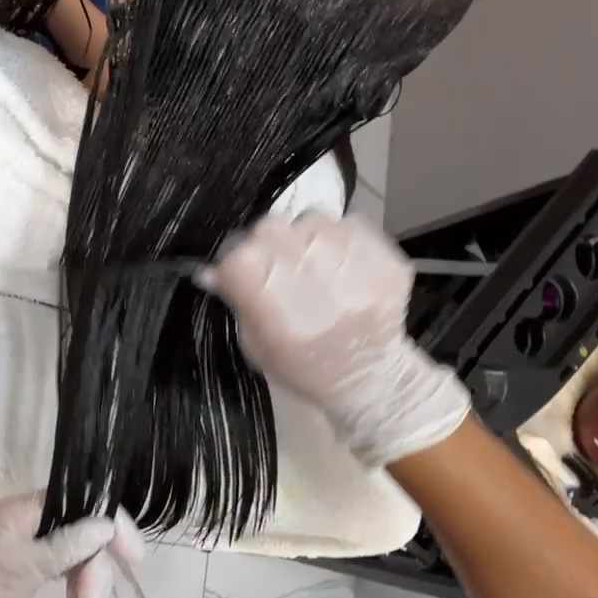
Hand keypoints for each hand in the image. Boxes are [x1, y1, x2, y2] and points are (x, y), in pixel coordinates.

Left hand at [0, 493, 141, 597]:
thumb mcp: (24, 571)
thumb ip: (67, 545)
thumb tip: (105, 523)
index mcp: (21, 509)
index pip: (79, 501)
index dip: (111, 524)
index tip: (133, 560)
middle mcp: (21, 519)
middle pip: (78, 526)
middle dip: (95, 561)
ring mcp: (17, 543)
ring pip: (69, 547)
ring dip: (84, 575)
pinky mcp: (13, 566)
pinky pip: (54, 563)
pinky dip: (68, 580)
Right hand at [199, 214, 470, 468]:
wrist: (369, 377)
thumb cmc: (301, 367)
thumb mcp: (255, 345)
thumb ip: (238, 302)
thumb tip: (212, 269)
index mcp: (276, 309)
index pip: (236, 255)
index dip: (231, 259)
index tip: (234, 270)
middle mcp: (314, 277)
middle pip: (269, 228)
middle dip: (263, 243)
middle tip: (273, 265)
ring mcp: (354, 263)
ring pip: (309, 219)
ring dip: (302, 237)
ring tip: (310, 263)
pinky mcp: (385, 255)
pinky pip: (348, 224)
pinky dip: (337, 239)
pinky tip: (338, 265)